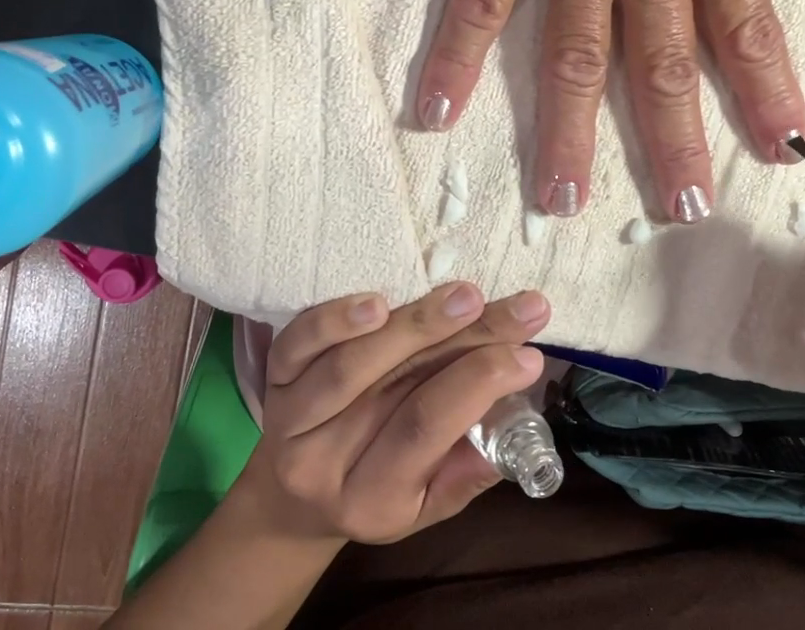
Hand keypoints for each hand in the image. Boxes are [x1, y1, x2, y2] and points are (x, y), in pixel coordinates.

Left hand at [227, 282, 549, 544]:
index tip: (530, 356)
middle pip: (397, 389)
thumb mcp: (423, 508)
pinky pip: (300, 342)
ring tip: (467, 296)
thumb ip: (463, 476)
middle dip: (465, 342)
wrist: (290, 497)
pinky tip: (378, 301)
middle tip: (519, 310)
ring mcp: (292, 414)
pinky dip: (335, 319)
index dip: (477, 387)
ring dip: (414, 323)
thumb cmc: (373, 495)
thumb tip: (510, 428)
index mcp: (369, 499)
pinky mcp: (274, 375)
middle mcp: (323, 460)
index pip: (425, 430)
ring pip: (352, 363)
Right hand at [416, 0, 804, 221]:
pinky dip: (454, 56)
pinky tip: (435, 112)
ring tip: (564, 199)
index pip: (748, 26)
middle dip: (676, 142)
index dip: (768, 90)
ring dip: (570, 132)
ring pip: (574, 54)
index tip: (783, 148)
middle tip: (683, 210)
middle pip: (664, 65)